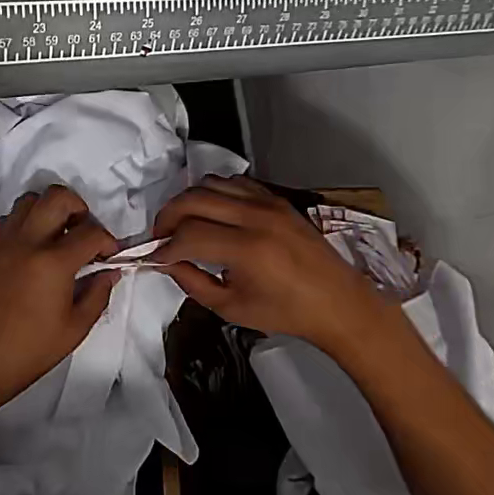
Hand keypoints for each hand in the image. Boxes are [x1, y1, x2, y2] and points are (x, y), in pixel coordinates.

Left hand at [0, 185, 120, 433]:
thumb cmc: (29, 351)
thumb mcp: (75, 329)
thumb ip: (97, 294)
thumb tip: (109, 272)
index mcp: (52, 263)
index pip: (90, 232)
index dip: (108, 241)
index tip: (109, 256)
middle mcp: (27, 242)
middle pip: (57, 197)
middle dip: (79, 208)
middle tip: (84, 234)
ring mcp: (3, 242)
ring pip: (29, 200)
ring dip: (49, 210)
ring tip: (58, 237)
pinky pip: (8, 219)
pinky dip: (25, 223)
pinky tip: (32, 248)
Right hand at [152, 175, 404, 357]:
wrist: (339, 303)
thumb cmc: (286, 312)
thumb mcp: (231, 307)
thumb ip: (193, 283)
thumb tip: (166, 263)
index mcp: (247, 249)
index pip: (188, 235)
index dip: (164, 246)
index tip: (154, 257)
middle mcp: (256, 217)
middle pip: (193, 200)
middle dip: (168, 217)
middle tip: (160, 236)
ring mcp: (268, 203)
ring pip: (211, 183)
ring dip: (188, 201)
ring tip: (182, 223)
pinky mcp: (277, 198)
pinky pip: (235, 182)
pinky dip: (214, 192)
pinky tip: (211, 213)